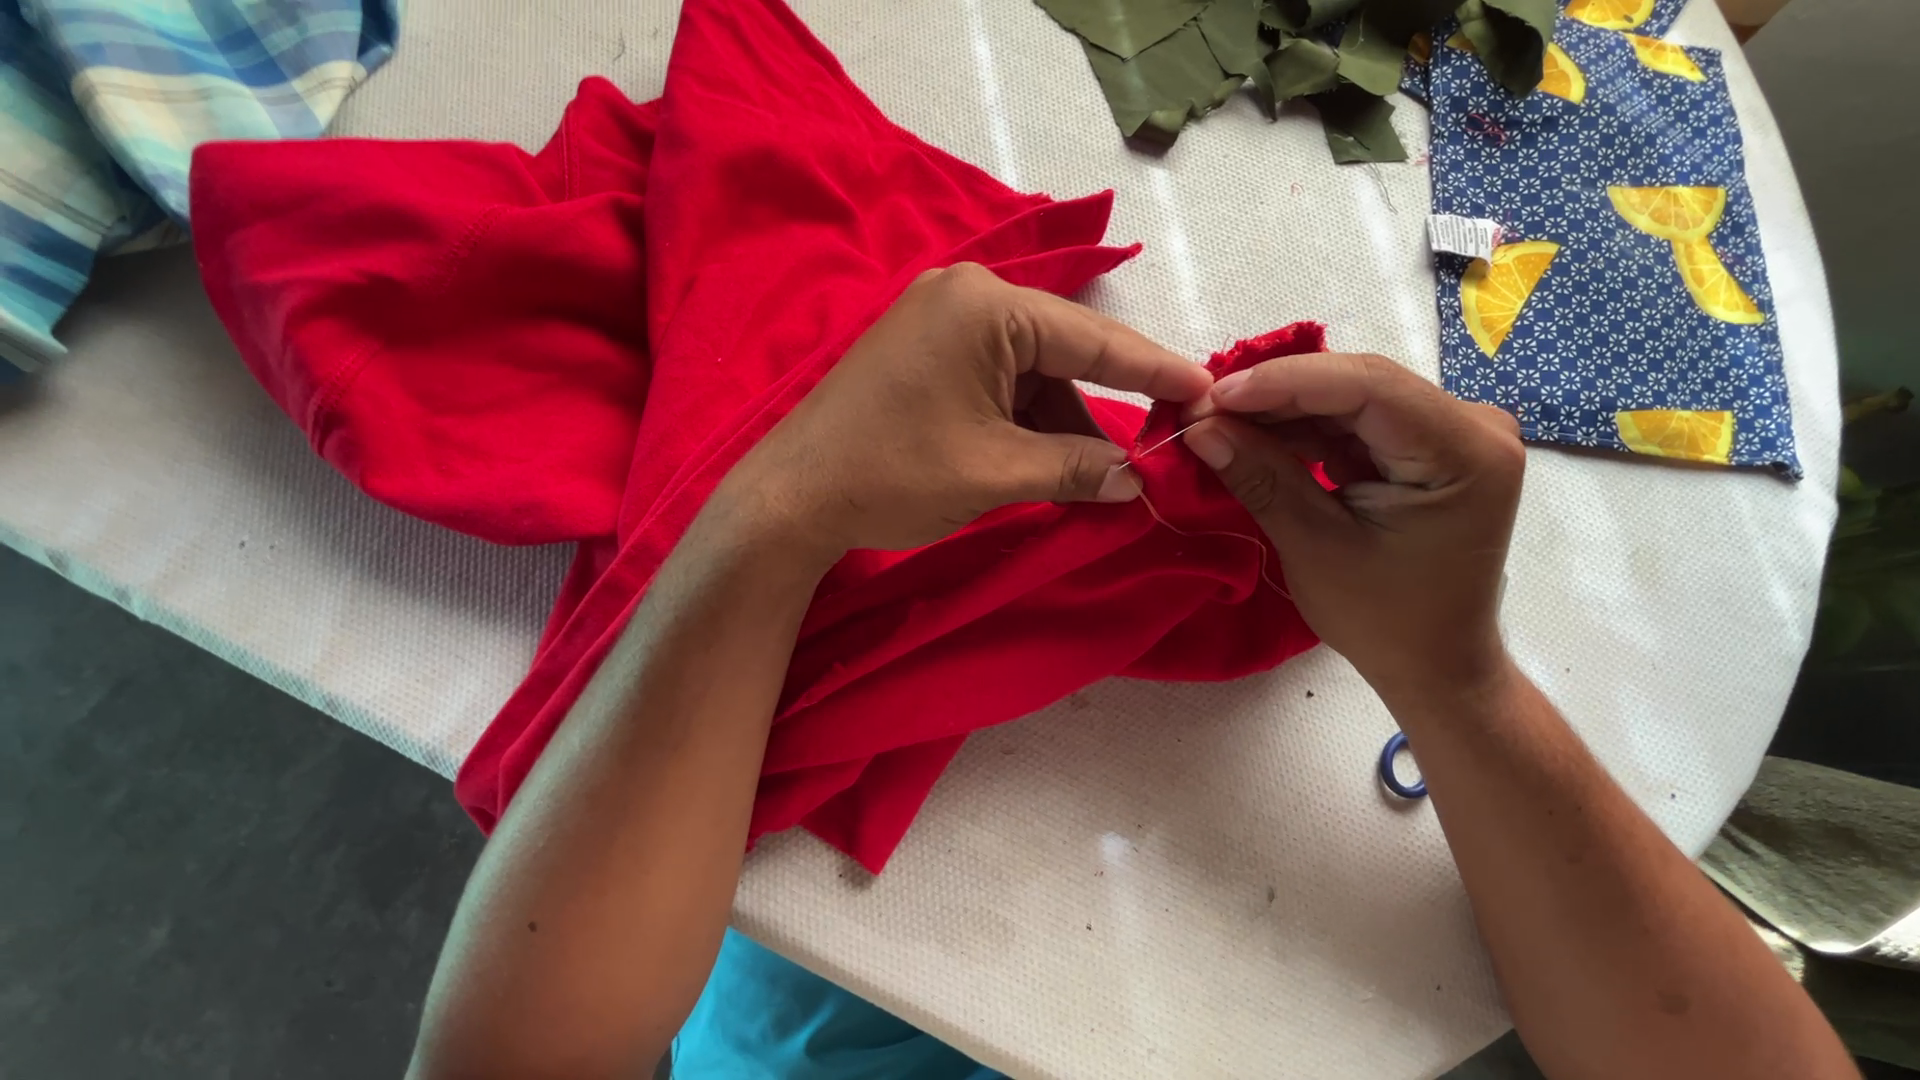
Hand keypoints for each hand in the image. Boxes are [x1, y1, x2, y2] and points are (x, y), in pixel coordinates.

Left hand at [725, 262, 1212, 557]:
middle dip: (1103, 411)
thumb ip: (1077, 468)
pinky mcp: (923, 352)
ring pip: (1029, 374)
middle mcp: (965, 296)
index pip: (1092, 338)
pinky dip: (1023, 423)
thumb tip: (1138, 479)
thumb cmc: (894, 476)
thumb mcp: (996, 473)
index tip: (1208, 389)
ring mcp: (939, 321)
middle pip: (1061, 354)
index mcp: (986, 306)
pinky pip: (995, 381)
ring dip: (1062, 426)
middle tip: (1156, 452)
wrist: (791, 499)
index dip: (1155, 370)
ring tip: (1099, 478)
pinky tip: (1048, 464)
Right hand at [1180, 352, 1525, 703]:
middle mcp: (1470, 426)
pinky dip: (1299, 431)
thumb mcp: (1314, 547)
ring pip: (1348, 400)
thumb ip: (1261, 477)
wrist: (1432, 663)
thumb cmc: (1383, 619)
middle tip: (1201, 409)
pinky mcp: (1421, 449)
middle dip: (1275, 395)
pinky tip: (1251, 435)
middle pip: (1358, 385)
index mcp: (1465, 451)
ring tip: (1214, 422)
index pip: (1368, 386)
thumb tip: (1200, 425)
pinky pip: (1351, 424)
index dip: (1284, 382)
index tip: (1213, 396)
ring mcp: (1447, 434)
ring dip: (1280, 412)